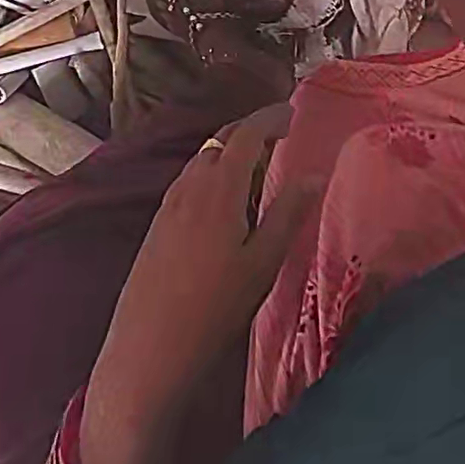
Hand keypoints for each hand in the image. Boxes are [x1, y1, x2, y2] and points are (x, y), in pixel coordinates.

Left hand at [81, 103, 318, 463]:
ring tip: (259, 161)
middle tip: (281, 132)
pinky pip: (190, 178)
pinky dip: (214, 169)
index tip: (293, 112)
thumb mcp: (263, 262)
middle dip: (252, 127)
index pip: (246, 134)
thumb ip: (289, 212)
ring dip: (232, 148)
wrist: (147, 351)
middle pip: (221, 139)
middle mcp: (189, 185)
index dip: (271, 117)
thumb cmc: (215, 307)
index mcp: (218, 188)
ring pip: (203, 158)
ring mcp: (168, 203)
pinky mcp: (157, 223)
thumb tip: (316, 174)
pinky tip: (225, 195)